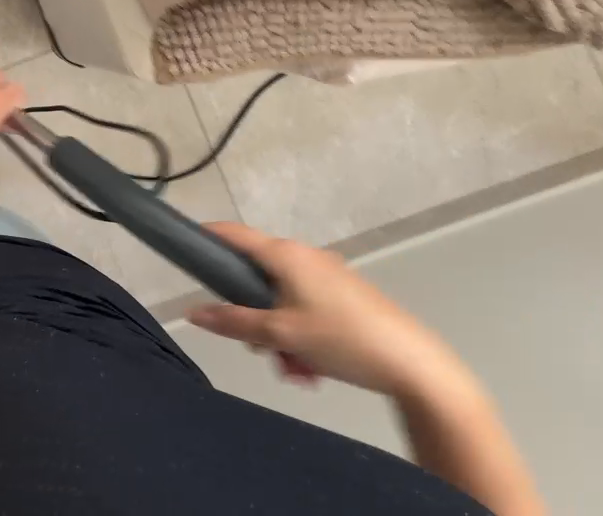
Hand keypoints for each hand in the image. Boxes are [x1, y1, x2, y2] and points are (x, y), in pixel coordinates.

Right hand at [188, 222, 468, 398]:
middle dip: (251, 314)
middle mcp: (305, 255)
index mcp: (285, 254)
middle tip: (258, 348)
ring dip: (278, 332)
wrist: (418, 369)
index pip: (231, 233)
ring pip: (282, 299)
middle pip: (256, 276)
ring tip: (295, 369)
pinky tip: (314, 366)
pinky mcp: (348, 296)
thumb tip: (191, 312)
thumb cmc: (342, 340)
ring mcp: (329, 275)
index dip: (204, 238)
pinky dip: (301, 333)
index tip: (183, 252)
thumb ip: (233, 322)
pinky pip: (306, 308)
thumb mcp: (280, 334)